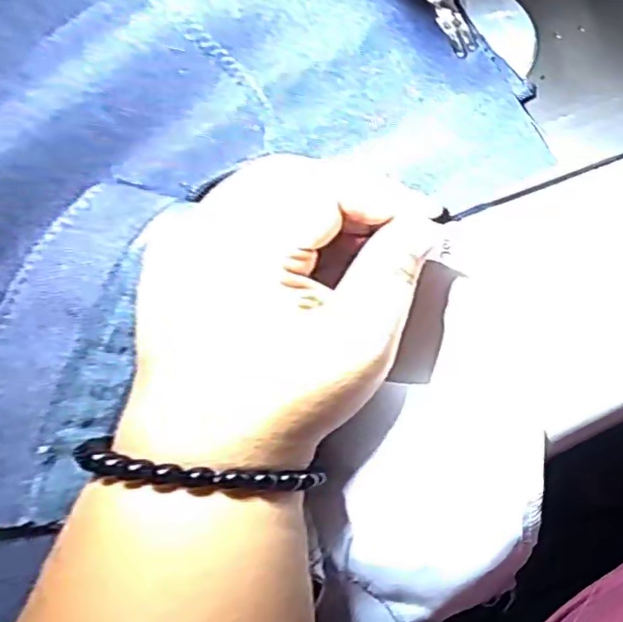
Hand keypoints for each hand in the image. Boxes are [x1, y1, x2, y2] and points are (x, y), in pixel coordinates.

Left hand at [115, 155, 443, 470]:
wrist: (212, 444)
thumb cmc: (290, 396)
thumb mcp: (364, 336)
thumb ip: (395, 270)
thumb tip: (424, 229)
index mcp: (238, 247)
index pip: (323, 187)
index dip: (387, 198)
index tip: (434, 223)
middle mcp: (201, 231)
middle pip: (292, 176)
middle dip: (364, 194)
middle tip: (415, 226)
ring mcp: (187, 243)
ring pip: (272, 190)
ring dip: (337, 207)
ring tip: (386, 241)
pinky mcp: (190, 260)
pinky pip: (253, 215)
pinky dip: (306, 223)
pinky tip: (339, 253)